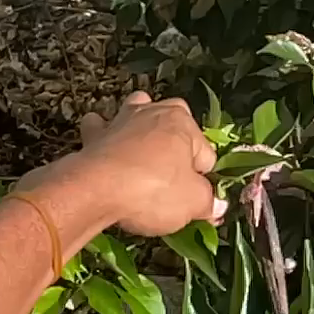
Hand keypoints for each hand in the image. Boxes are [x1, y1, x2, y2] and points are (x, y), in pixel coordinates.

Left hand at [64, 91, 223, 235]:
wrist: (95, 190)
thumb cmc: (153, 191)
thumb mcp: (192, 203)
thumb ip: (208, 200)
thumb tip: (218, 204)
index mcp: (183, 122)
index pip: (205, 153)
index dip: (203, 179)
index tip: (195, 200)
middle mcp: (154, 111)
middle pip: (175, 122)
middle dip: (176, 142)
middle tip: (173, 176)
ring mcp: (122, 118)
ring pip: (138, 110)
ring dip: (141, 124)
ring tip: (143, 151)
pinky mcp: (96, 133)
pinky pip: (100, 125)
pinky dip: (103, 133)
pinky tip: (105, 147)